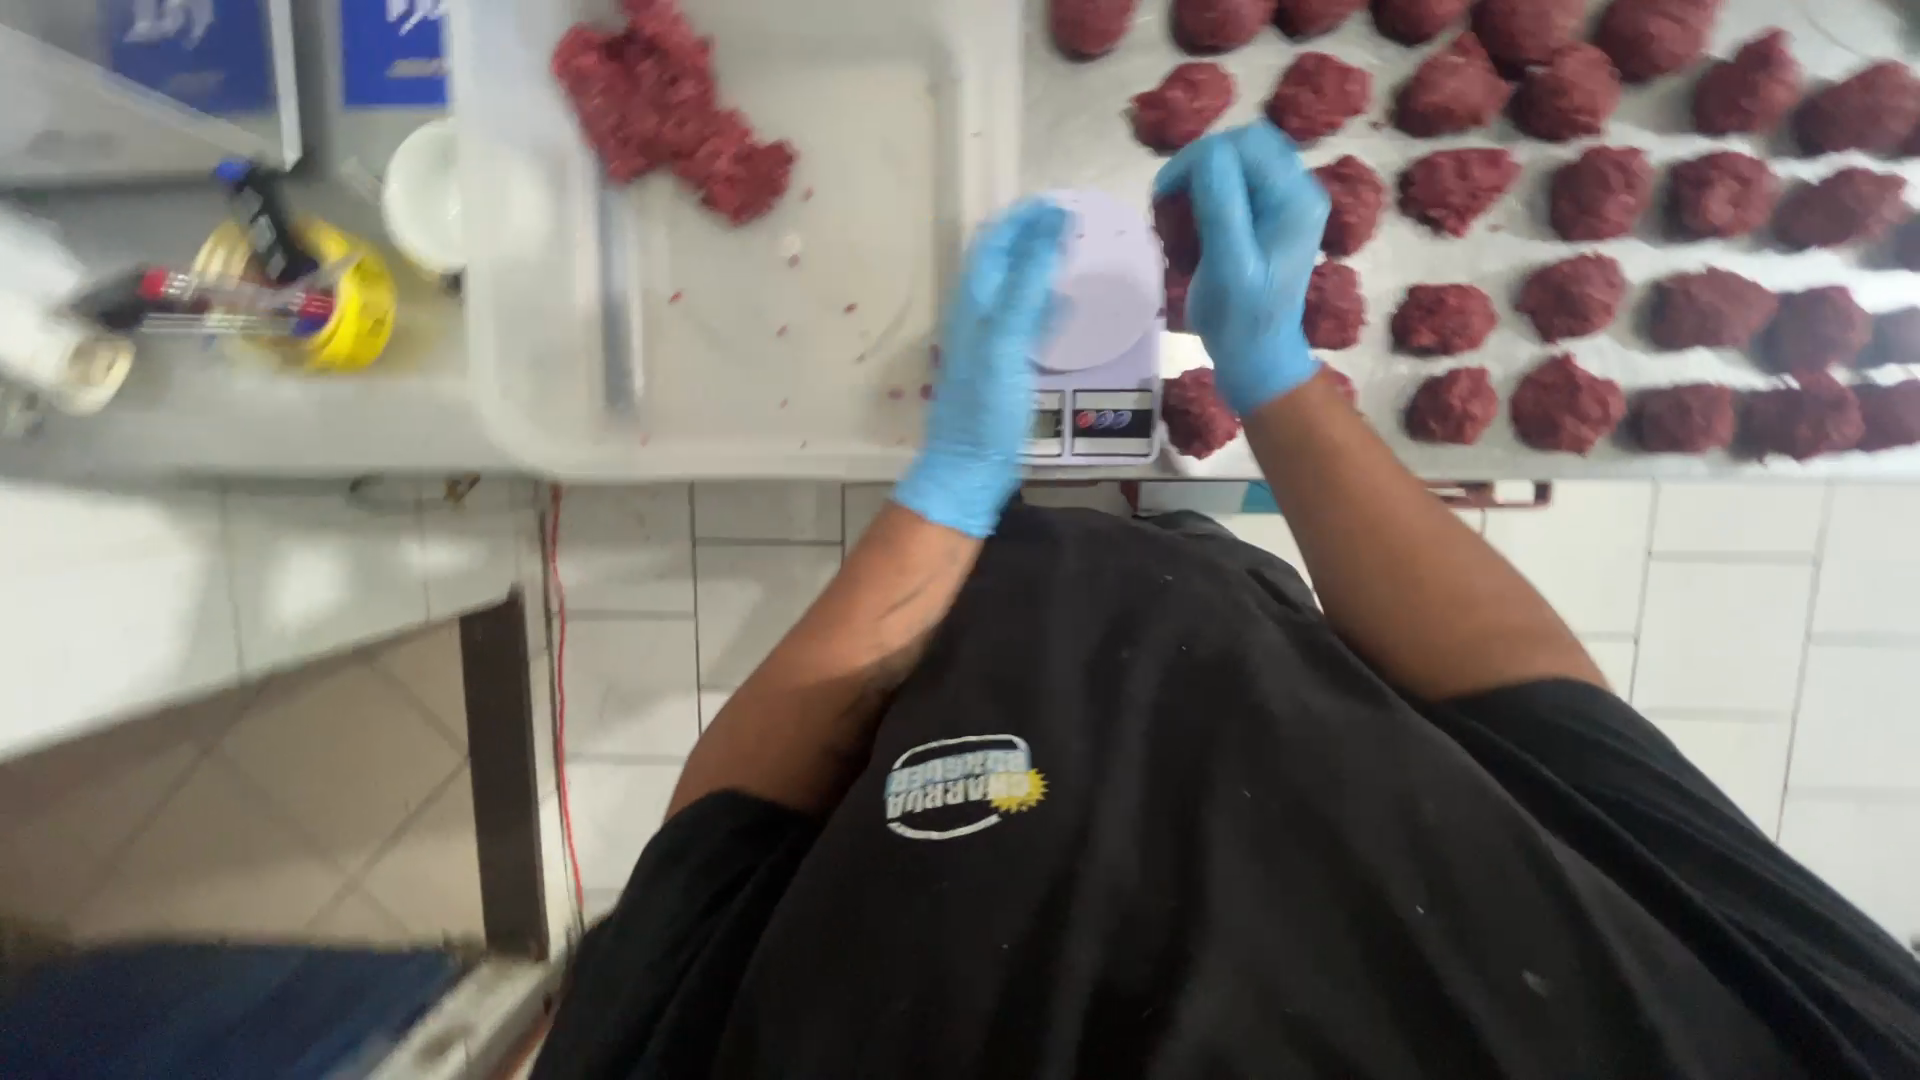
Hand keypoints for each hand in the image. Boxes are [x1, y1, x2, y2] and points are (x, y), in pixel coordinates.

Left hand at [893, 198, 1068, 537]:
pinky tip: (1067, 308)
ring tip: (1078, 255)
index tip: (1064, 202)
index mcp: (973, 304)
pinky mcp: (1004, 367)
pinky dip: (1045, 303)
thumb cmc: (985, 408)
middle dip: (1035, 237)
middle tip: (1078, 225)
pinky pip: (1025, 321)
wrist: (971, 469)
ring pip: (1015, 290)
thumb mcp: (1006, 341)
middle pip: (1004, 262)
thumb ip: (1026, 284)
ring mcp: (990, 343)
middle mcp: (978, 316)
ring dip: (1041, 267)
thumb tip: (1051, 223)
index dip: (1024, 218)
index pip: (995, 242)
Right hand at [1154, 123, 1328, 414]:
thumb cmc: (1240, 319)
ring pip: (1233, 166)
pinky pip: (1232, 190)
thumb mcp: (1229, 264)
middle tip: (1167, 210)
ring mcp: (1282, 205)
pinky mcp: (1266, 221)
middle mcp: (1295, 190)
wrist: (1256, 357)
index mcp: (1293, 197)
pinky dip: (1202, 204)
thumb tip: (1203, 155)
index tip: (1163, 198)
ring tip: (1176, 225)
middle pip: (1239, 148)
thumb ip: (1221, 205)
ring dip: (1196, 188)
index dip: (1197, 160)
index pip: (1243, 144)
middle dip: (1195, 172)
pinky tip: (1190, 234)